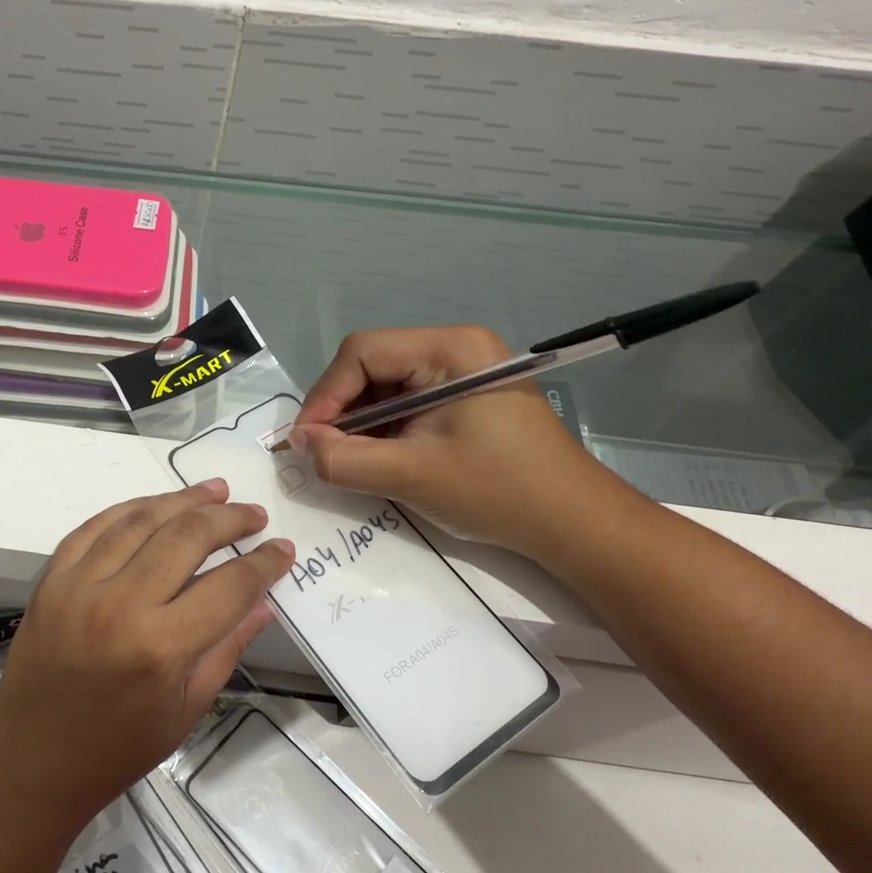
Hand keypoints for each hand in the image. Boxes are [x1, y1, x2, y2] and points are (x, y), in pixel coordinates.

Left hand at [0, 480, 293, 827]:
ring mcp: (79, 586)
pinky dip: (129, 509)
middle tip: (254, 514)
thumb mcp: (186, 709)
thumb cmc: (118, 748)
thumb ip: (226, 647)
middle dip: (228, 519)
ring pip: (139, 520)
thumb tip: (262, 602)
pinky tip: (155, 505)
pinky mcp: (51, 579)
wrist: (33, 760)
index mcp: (161, 647)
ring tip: (214, 491)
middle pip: (185, 537)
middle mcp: (120, 605)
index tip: (284, 549)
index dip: (264, 563)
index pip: (229, 586)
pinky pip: (93, 527)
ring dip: (181, 500)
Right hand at [287, 326, 636, 556]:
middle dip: (341, 410)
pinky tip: (381, 460)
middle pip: (370, 365)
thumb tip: (297, 444)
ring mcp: (462, 372)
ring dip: (360, 423)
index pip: (362, 353)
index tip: (307, 442)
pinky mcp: (464, 398)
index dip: (325, 396)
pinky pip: (405, 402)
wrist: (574, 524)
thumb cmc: (498, 492)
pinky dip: (383, 430)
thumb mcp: (411, 477)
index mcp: (451, 349)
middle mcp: (456, 348)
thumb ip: (344, 459)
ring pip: (384, 386)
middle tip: (325, 454)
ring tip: (352, 461)